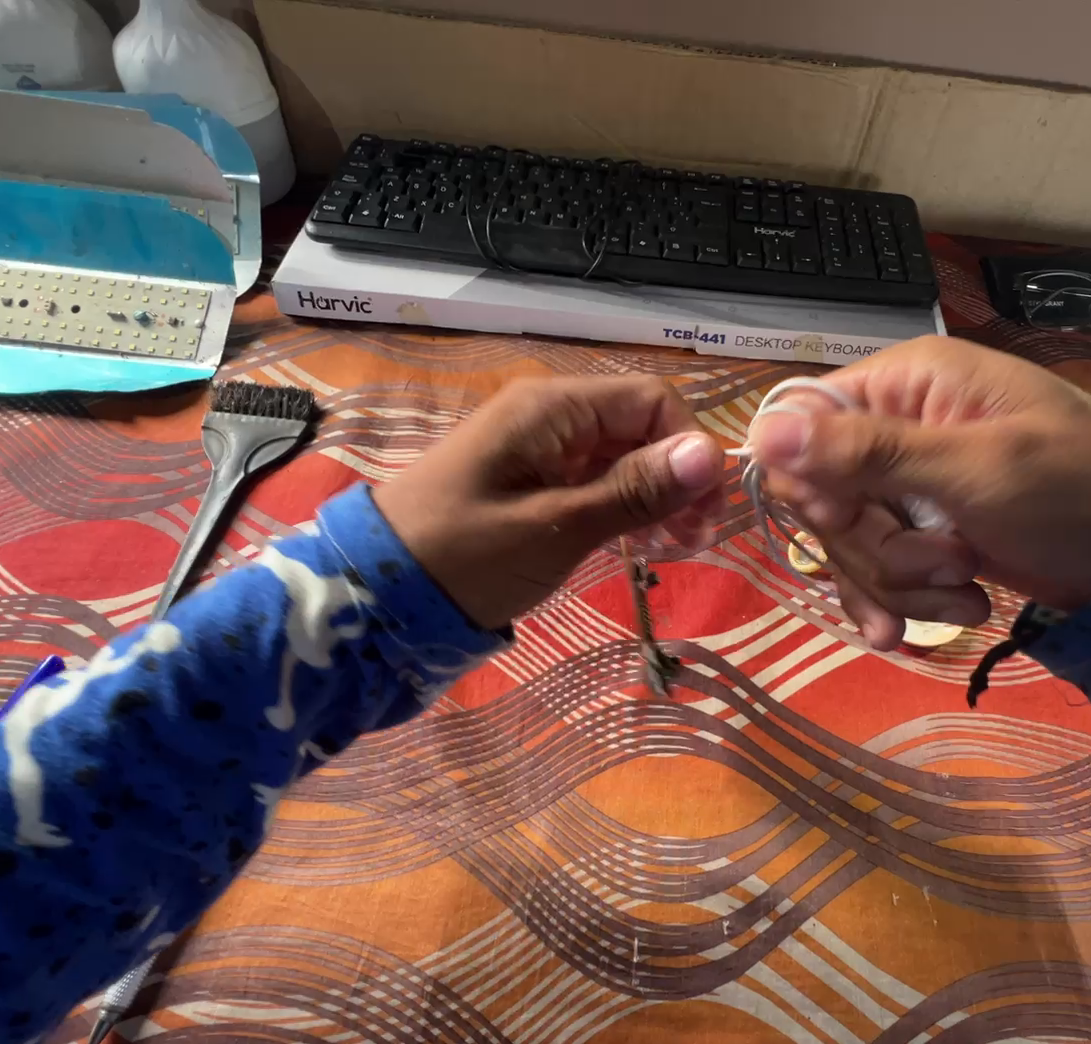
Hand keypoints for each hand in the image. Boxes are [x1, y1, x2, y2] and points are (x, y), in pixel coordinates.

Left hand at [374, 375, 724, 627]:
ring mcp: (542, 449)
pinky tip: (637, 545)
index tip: (706, 512)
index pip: (652, 400)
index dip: (690, 448)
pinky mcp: (534, 481)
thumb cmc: (464, 557)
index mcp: (552, 409)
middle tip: (693, 543)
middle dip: (677, 478)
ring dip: (655, 498)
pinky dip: (624, 509)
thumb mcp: (555, 527)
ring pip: (623, 457)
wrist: (380, 595)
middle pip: (641, 428)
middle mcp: (552, 416)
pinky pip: (596, 481)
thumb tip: (710, 453)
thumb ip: (633, 490)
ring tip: (669, 550)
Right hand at [749, 336, 1090, 648]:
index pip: (801, 423)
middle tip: (943, 566)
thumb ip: (869, 452)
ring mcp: (907, 483)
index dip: (810, 482)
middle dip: (874, 548)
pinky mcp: (921, 531)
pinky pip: (876, 570)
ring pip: (846, 543)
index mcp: (904, 384)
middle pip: (820, 495)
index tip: (847, 522)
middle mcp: (893, 427)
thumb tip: (762, 430)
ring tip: (964, 594)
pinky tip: (948, 618)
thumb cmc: (1084, 487)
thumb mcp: (977, 469)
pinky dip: (905, 602)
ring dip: (899, 583)